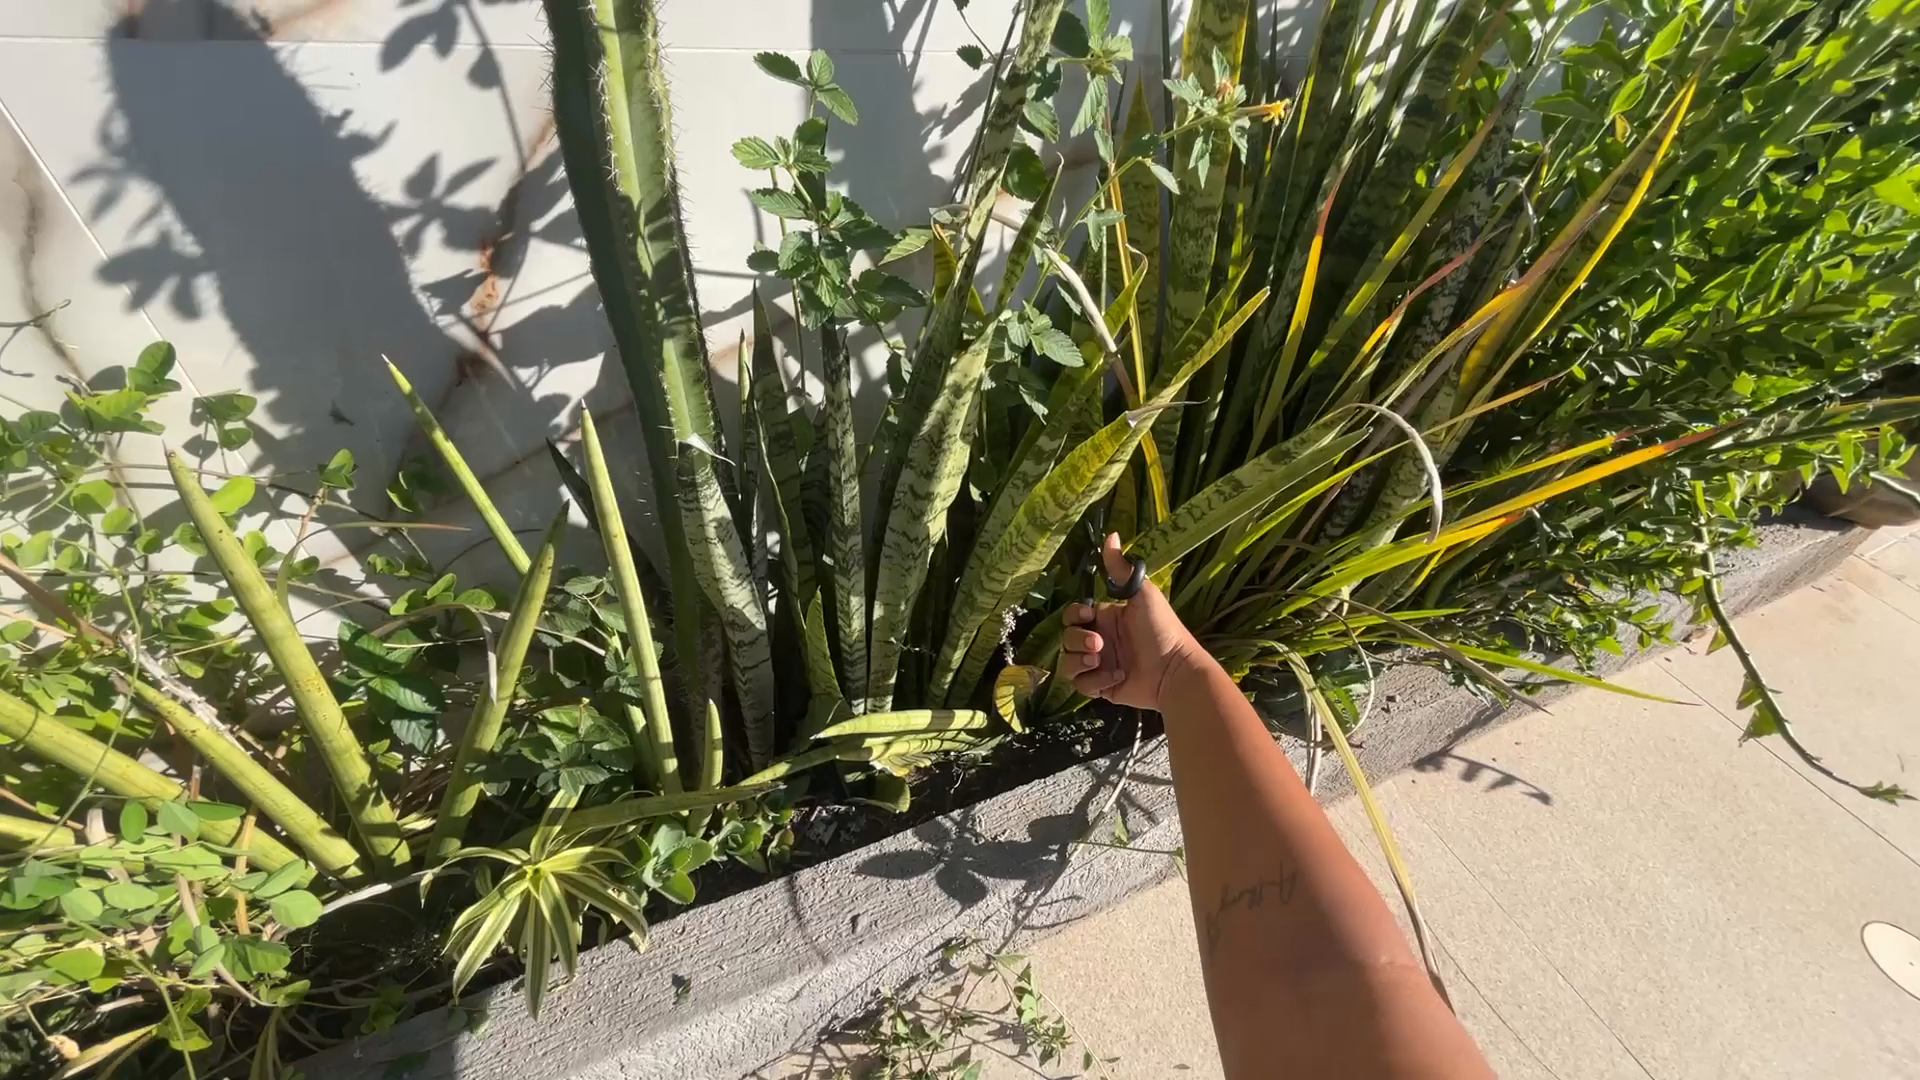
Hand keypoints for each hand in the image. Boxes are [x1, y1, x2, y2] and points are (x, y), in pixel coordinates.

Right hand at [1060, 533, 1208, 711]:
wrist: (1174, 669)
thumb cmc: (1161, 628)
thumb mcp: (1141, 594)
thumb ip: (1121, 568)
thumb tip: (1111, 534)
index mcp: (1105, 619)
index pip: (1073, 615)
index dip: (1074, 615)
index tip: (1088, 615)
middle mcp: (1099, 641)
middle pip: (1066, 638)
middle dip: (1078, 640)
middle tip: (1100, 644)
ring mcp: (1099, 665)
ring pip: (1067, 664)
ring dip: (1079, 661)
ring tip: (1099, 660)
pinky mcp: (1102, 688)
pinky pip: (1081, 685)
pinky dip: (1095, 681)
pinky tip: (1116, 678)